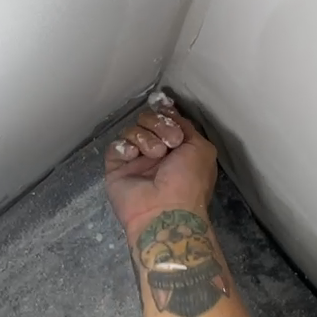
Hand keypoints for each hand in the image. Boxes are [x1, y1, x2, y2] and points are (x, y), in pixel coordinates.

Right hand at [103, 98, 217, 234]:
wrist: (165, 211)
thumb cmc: (189, 181)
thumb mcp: (200, 148)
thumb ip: (185, 125)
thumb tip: (169, 110)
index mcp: (177, 148)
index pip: (165, 119)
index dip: (164, 111)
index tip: (165, 105)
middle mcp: (156, 152)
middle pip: (147, 120)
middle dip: (158, 124)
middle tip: (170, 142)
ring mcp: (135, 161)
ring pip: (132, 130)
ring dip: (145, 138)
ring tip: (154, 154)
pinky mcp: (116, 168)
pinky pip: (116, 146)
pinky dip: (125, 146)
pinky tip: (133, 156)